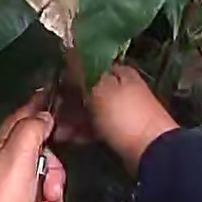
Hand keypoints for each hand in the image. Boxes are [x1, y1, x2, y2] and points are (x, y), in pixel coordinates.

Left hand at [0, 92, 66, 201]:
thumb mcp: (18, 156)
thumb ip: (32, 130)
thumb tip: (44, 115)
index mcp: (0, 144)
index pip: (25, 116)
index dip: (42, 110)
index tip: (60, 105)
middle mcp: (4, 162)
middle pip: (43, 153)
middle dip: (54, 173)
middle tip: (50, 189)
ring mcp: (10, 187)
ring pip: (45, 180)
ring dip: (52, 197)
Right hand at [58, 65, 177, 174]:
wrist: (152, 152)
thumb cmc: (124, 116)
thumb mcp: (100, 89)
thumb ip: (82, 71)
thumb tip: (68, 49)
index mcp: (117, 72)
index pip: (86, 67)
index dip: (66, 77)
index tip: (50, 90)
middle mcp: (119, 87)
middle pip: (85, 90)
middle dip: (66, 103)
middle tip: (49, 115)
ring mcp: (119, 110)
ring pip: (87, 110)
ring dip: (70, 120)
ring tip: (57, 132)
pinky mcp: (118, 131)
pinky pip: (94, 127)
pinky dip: (81, 131)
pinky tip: (69, 139)